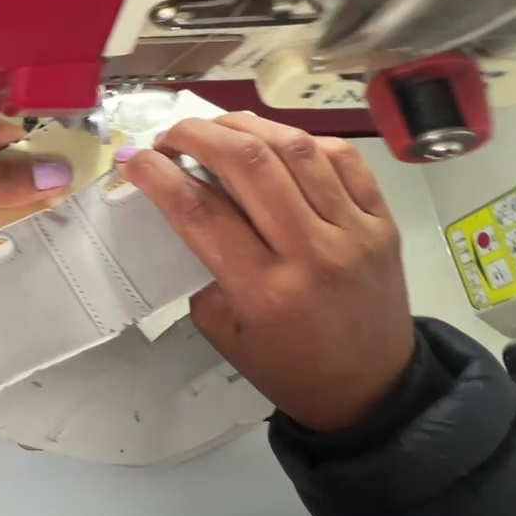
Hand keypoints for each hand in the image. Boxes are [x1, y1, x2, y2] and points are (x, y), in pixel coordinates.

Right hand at [118, 112, 412, 431]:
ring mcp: (354, 230)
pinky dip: (298, 139)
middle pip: (247, 163)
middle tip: (170, 137)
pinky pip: (342, 157)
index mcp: (263, 290)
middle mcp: (311, 252)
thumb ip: (201, 266)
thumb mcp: (220, 329)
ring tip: (215, 129)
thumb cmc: (285, 365)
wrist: (372, 389)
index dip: (158, 175)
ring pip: (294, 148)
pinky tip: (272, 143)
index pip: (200, 210)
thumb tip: (183, 203)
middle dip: (196, 135)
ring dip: (244, 126)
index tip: (133, 160)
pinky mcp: (382, 220)